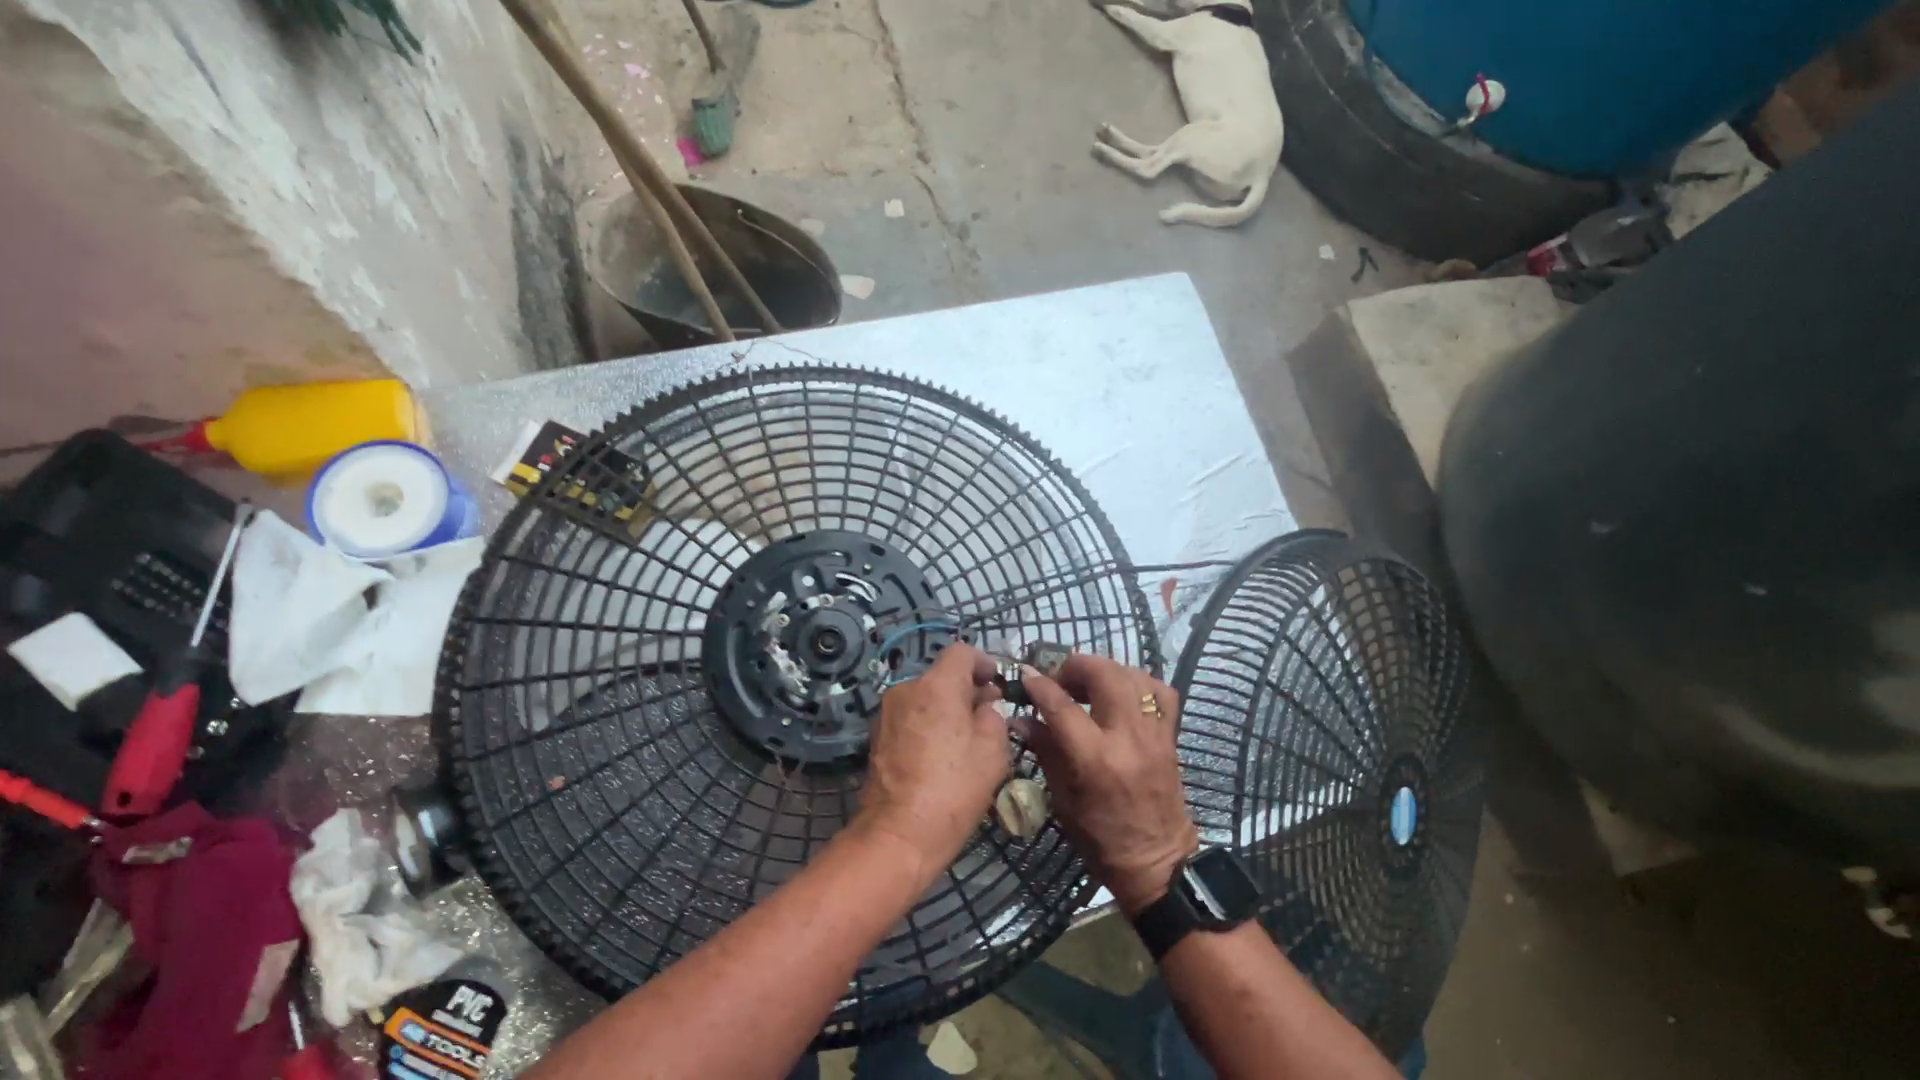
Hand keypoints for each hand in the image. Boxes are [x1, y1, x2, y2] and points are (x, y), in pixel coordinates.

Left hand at [856, 644, 1010, 874]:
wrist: (899, 834)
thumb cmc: (954, 788)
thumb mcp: (992, 750)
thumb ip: (993, 717)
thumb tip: (984, 707)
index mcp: (936, 686)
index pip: (961, 652)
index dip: (983, 662)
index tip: (997, 683)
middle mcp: (905, 691)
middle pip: (941, 676)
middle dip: (966, 690)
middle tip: (989, 714)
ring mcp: (887, 715)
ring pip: (924, 699)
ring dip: (946, 710)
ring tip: (966, 739)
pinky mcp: (877, 740)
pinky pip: (910, 720)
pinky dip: (928, 727)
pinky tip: (942, 755)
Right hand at [1021, 654, 1196, 915]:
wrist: (1158, 861)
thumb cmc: (1101, 839)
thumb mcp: (1062, 799)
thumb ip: (1045, 750)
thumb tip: (1020, 719)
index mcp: (1095, 760)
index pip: (1062, 706)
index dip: (1040, 684)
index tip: (1025, 675)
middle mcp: (1127, 738)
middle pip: (1104, 675)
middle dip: (1076, 666)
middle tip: (1059, 678)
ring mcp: (1154, 734)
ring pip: (1133, 676)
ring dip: (1105, 670)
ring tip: (1086, 683)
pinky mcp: (1170, 736)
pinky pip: (1159, 692)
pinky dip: (1138, 682)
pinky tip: (1121, 691)